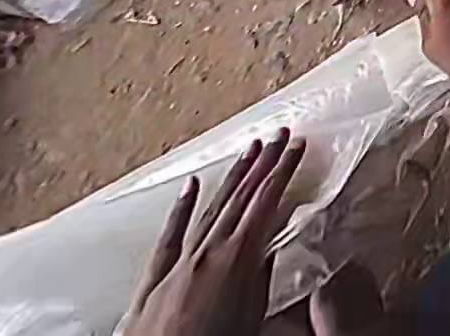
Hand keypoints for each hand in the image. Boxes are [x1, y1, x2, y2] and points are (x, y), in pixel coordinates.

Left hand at [123, 132, 306, 335]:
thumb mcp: (252, 323)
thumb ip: (261, 284)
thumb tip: (269, 251)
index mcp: (237, 260)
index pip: (267, 201)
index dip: (284, 171)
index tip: (298, 146)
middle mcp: (208, 253)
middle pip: (242, 196)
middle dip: (264, 162)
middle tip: (280, 134)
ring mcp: (178, 265)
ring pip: (212, 209)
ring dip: (234, 176)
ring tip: (250, 149)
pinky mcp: (151, 285)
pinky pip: (169, 239)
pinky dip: (181, 209)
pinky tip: (190, 185)